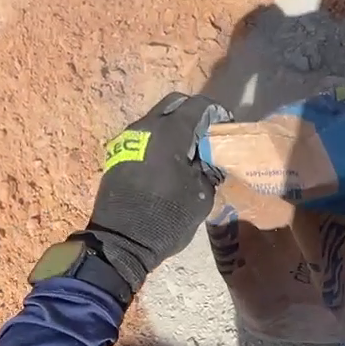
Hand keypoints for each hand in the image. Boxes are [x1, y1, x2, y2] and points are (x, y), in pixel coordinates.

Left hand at [83, 93, 231, 296]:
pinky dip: (161, 143)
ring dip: (174, 129)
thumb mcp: (201, 195)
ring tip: (189, 152)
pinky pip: (145, 138)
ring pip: (157, 121)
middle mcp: (146, 127)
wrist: (121, 240)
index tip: (226, 127)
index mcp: (170, 132)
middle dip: (193, 114)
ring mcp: (128, 140)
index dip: (216, 112)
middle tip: (207, 135)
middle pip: (174, 105)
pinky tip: (170, 164)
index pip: (198, 105)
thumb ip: (208, 169)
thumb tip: (208, 159)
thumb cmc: (167, 217)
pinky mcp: (118, 155)